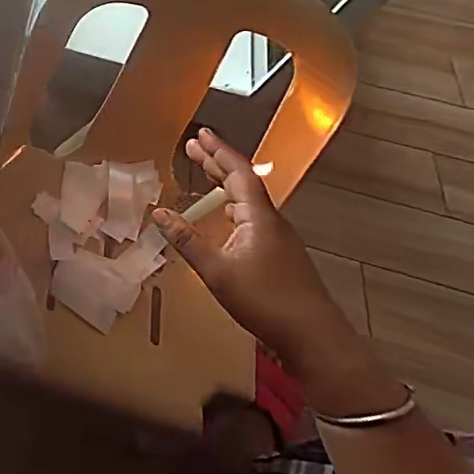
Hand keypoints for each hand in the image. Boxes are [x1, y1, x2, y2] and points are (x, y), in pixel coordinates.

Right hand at [152, 129, 365, 382]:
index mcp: (258, 216)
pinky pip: (251, 217)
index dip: (218, 150)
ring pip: (247, 200)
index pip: (237, 172)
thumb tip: (159, 213)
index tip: (200, 134)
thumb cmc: (266, 301)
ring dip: (224, 184)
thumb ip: (186, 240)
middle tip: (193, 148)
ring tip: (203, 174)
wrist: (315, 339)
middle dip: (217, 162)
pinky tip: (222, 216)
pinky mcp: (279, 255)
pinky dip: (231, 206)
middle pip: (242, 182)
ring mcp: (278, 238)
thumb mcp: (217, 270)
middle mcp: (270, 221)